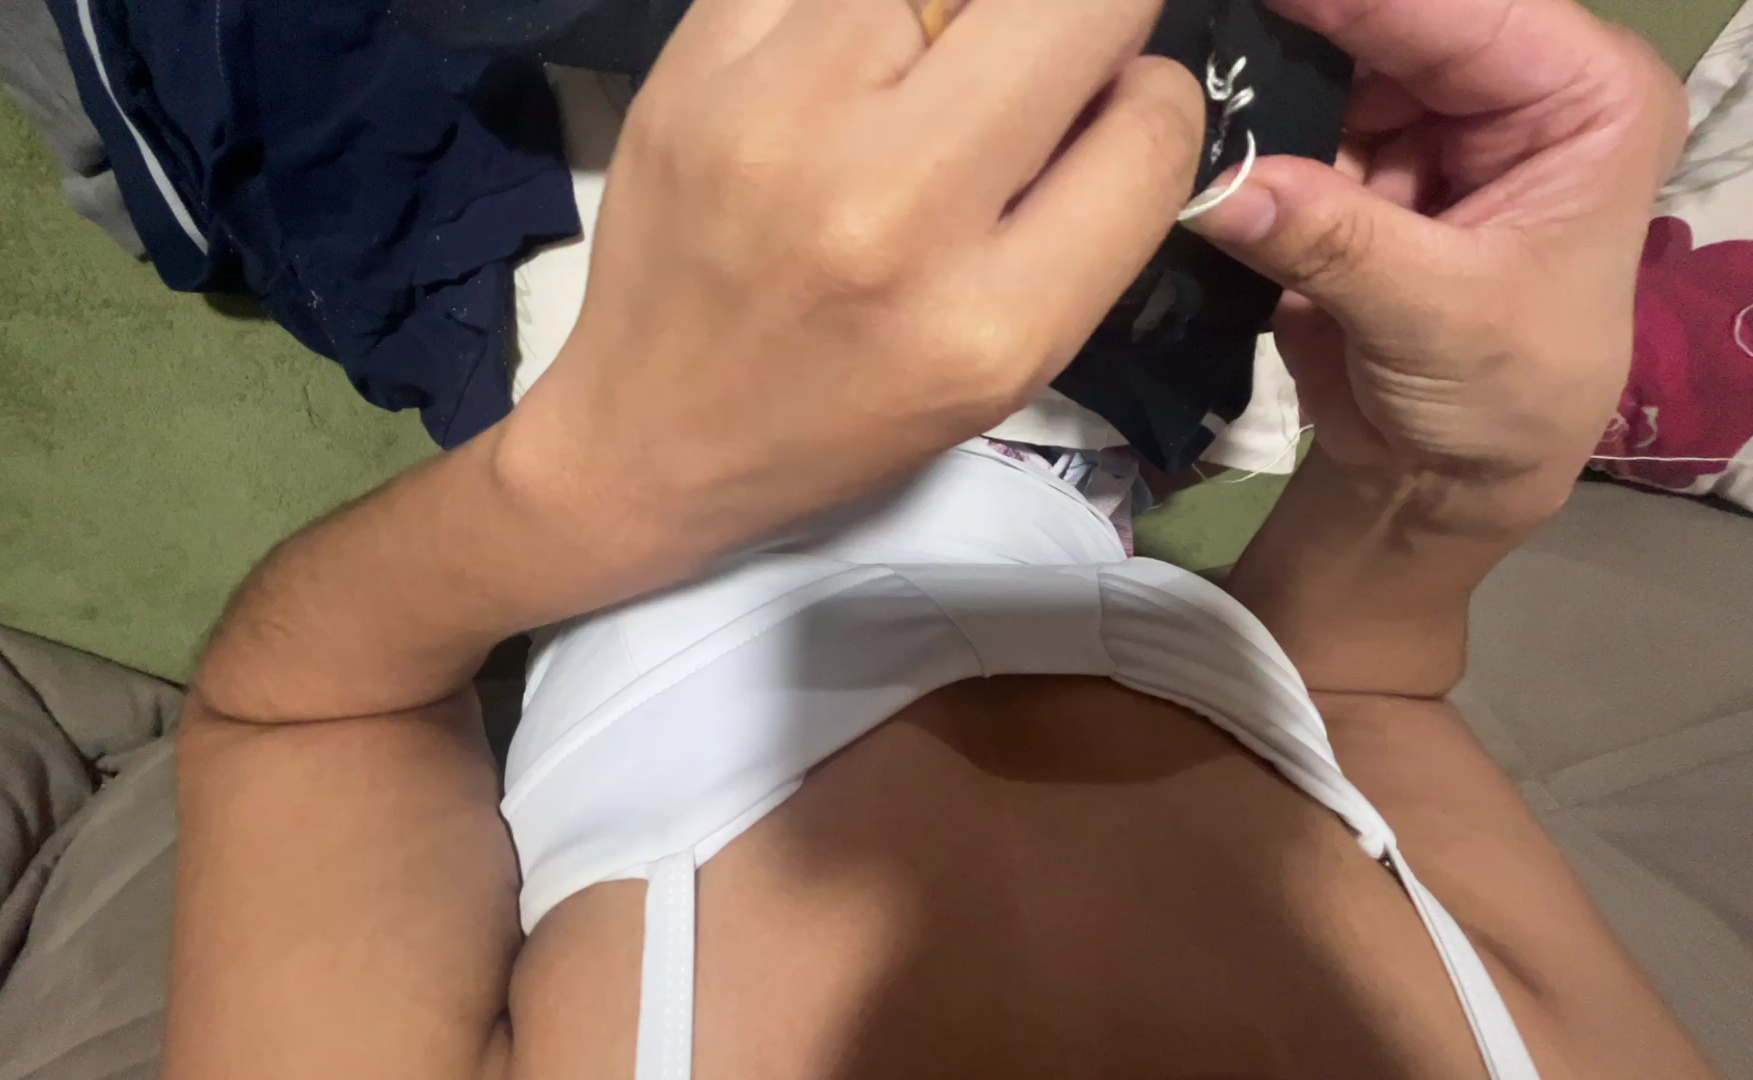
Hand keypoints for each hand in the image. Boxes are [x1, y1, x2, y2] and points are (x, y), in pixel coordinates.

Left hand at [496, 0, 1202, 565]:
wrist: (651, 441)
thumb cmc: (827, 432)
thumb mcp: (985, 380)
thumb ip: (1080, 231)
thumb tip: (1115, 76)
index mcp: (988, 326)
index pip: (1154, 128)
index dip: (1136, 109)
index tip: (1083, 129)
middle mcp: (892, 210)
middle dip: (1075, 23)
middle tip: (1004, 87)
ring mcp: (778, 122)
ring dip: (956, 14)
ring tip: (900, 89)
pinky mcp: (691, 68)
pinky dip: (855, 10)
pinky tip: (825, 77)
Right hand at [1188, 0, 1686, 531]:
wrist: (1436, 470)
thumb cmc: (1497, 387)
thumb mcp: (1435, 310)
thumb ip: (1330, 242)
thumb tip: (1213, 188)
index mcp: (1566, 103)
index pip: (1460, 17)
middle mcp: (1480, 114)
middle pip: (1379, 48)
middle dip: (1297, 45)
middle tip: (1208, 34)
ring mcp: (1396, 164)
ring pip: (1314, 108)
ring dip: (1254, 109)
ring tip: (1180, 94)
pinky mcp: (1330, 213)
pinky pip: (1273, 175)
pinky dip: (1231, 173)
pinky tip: (1186, 157)